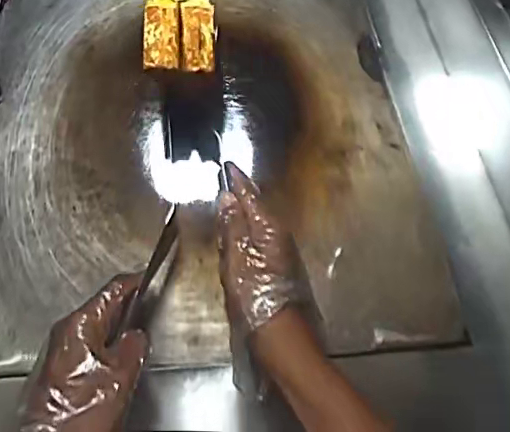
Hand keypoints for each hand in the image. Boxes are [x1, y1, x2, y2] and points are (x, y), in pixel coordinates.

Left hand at [18, 273, 149, 431]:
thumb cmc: (77, 415)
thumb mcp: (118, 379)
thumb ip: (133, 349)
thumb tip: (138, 336)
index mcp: (79, 323)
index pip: (112, 289)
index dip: (133, 283)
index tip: (145, 278)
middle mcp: (64, 330)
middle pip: (101, 309)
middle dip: (124, 311)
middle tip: (144, 311)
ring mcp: (57, 350)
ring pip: (92, 330)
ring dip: (112, 333)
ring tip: (132, 341)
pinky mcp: (54, 370)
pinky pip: (84, 348)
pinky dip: (101, 350)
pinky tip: (112, 364)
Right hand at [216, 161, 306, 335]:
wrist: (286, 344)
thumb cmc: (257, 298)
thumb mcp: (236, 260)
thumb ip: (232, 227)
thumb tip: (228, 197)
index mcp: (269, 228)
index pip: (251, 194)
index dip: (237, 180)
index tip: (227, 165)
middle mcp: (281, 236)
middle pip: (256, 210)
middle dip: (240, 199)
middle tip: (223, 187)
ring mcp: (284, 255)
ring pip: (259, 228)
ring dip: (243, 220)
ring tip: (227, 214)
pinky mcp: (282, 271)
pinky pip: (261, 244)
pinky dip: (248, 238)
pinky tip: (238, 245)